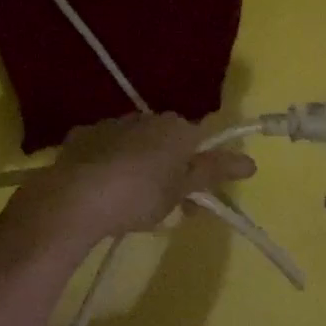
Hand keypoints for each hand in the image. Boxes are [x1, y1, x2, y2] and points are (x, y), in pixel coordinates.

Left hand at [12, 113, 255, 242]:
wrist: (74, 199)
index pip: (199, 141)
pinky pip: (106, 150)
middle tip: (169, 208)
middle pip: (167, 142)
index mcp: (175, 127)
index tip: (197, 200)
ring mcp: (110, 125)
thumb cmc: (139, 195)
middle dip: (172, 171)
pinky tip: (104, 192)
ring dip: (141, 168)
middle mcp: (144, 117)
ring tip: (134, 205)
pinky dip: (110, 166)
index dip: (202, 170)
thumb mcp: (181, 190)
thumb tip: (251, 161)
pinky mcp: (80, 137)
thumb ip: (214, 172)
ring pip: (136, 145)